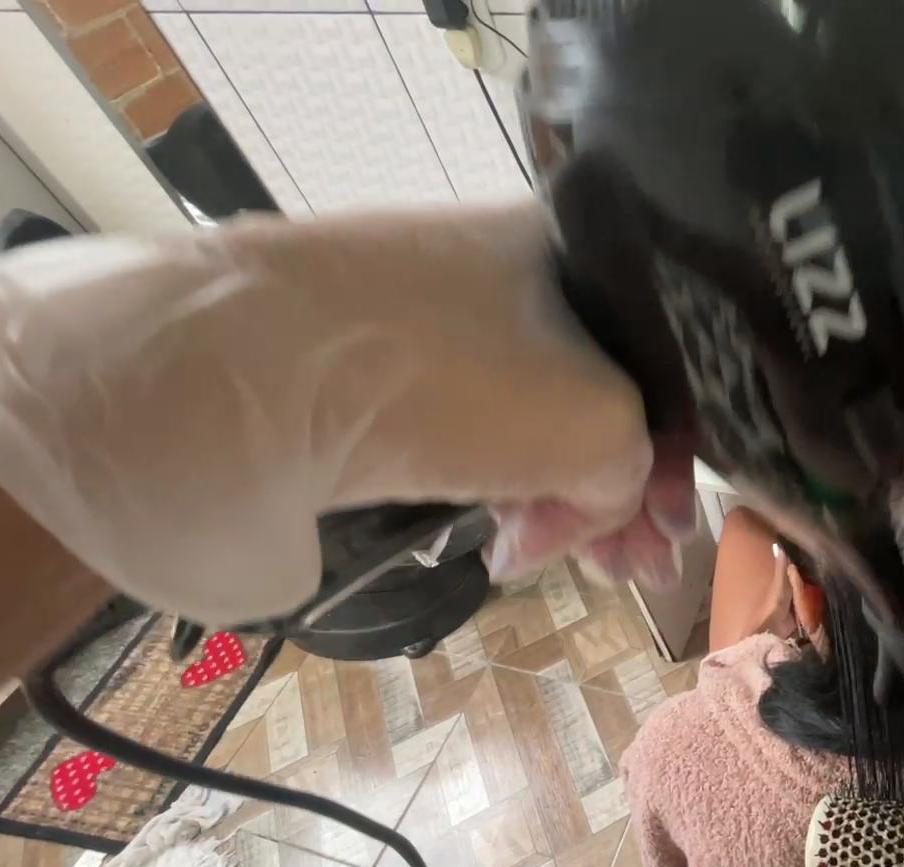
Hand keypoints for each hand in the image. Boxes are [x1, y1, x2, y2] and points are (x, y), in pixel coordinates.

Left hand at [0, 203, 692, 625]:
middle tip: (640, 570)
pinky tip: (509, 549)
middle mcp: (514, 282)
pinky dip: (508, 499)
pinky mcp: (382, 383)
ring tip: (589, 574)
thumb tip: (598, 511)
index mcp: (573, 255)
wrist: (223, 386)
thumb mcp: (599, 426)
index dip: (680, 456)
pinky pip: (480, 447)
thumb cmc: (446, 384)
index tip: (675, 533)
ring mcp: (442, 332)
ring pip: (543, 431)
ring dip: (574, 509)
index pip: (661, 369)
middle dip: (630, 497)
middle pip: (607, 405)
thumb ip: (638, 472)